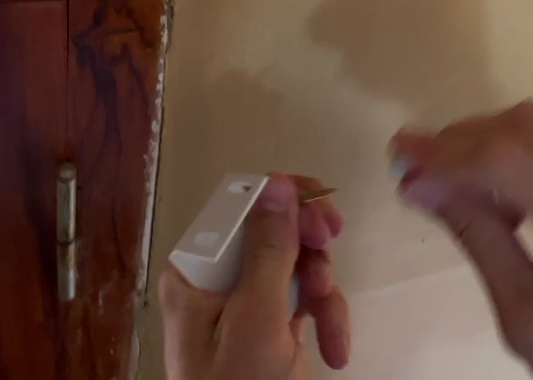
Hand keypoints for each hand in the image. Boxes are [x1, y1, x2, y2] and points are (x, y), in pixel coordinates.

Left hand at [158, 173, 350, 378]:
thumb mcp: (256, 319)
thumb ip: (269, 250)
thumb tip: (278, 182)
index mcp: (197, 268)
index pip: (241, 205)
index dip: (286, 202)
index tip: (322, 222)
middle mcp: (216, 278)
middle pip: (273, 231)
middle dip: (308, 247)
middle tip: (332, 249)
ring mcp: (244, 304)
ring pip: (295, 264)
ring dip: (322, 289)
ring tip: (329, 321)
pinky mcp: (268, 329)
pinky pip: (302, 300)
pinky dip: (326, 319)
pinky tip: (336, 349)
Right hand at [392, 101, 532, 379]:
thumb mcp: (530, 321)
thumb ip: (476, 237)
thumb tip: (416, 179)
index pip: (510, 160)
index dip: (446, 153)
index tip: (397, 155)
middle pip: (526, 128)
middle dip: (461, 142)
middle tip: (414, 169)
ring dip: (485, 144)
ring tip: (449, 182)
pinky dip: (516, 153)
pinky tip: (497, 190)